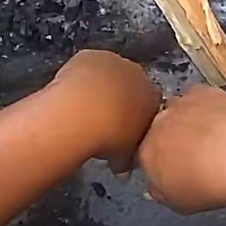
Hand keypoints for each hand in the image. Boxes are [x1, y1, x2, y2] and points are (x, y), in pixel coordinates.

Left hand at [44, 50, 161, 171]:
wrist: (84, 112)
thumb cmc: (110, 137)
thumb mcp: (123, 157)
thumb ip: (126, 160)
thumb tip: (122, 170)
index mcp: (153, 98)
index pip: (150, 105)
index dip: (136, 118)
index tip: (124, 130)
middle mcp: (138, 75)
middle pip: (131, 85)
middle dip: (120, 100)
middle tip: (104, 120)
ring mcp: (113, 61)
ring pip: (109, 74)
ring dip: (100, 87)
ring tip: (84, 109)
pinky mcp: (90, 54)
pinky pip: (88, 66)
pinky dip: (81, 77)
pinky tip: (72, 93)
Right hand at [138, 84, 225, 211]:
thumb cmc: (213, 186)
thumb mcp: (180, 204)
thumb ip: (159, 192)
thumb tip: (153, 185)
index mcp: (146, 153)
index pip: (144, 154)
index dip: (160, 161)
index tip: (175, 167)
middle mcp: (157, 124)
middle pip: (158, 129)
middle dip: (172, 138)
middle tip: (194, 154)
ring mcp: (179, 104)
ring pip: (176, 109)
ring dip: (186, 119)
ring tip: (211, 136)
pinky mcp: (201, 91)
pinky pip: (197, 97)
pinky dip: (205, 106)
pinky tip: (220, 120)